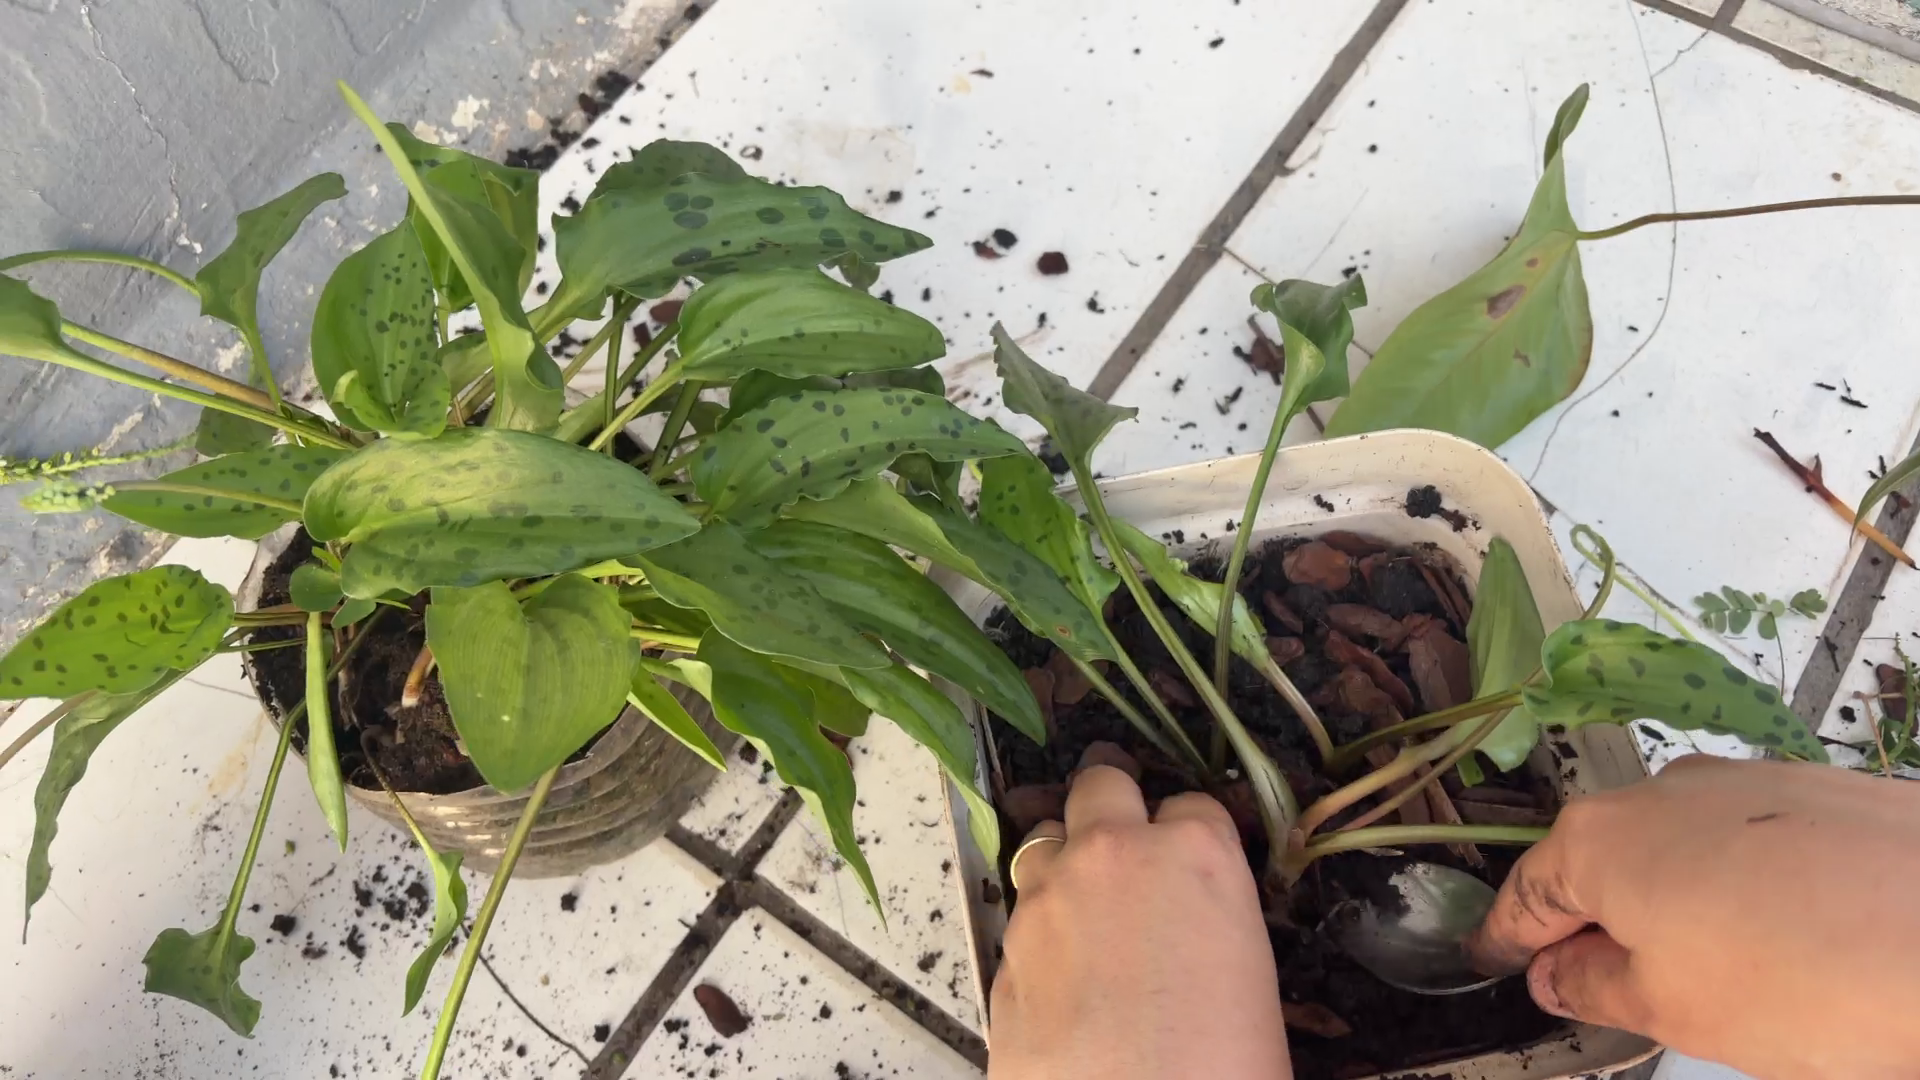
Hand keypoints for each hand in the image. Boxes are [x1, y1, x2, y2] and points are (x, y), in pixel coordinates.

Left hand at [987, 750, 1289, 1079]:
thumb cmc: (1226, 1072)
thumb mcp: (1247, 983)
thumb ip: (1207, 918)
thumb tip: (1184, 920)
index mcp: (1195, 857)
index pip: (1193, 805)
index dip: (1193, 833)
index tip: (1192, 862)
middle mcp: (1114, 852)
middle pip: (1103, 782)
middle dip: (1114, 800)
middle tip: (1123, 837)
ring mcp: (1049, 889)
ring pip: (1046, 834)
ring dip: (1065, 858)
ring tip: (1082, 907)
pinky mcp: (1007, 938)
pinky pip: (1022, 906)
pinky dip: (1040, 921)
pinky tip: (1057, 970)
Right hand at [1465, 754, 1919, 1079]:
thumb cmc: (1807, 982)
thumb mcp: (1681, 1014)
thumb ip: (1593, 990)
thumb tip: (1552, 976)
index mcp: (1592, 843)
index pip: (1526, 898)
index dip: (1506, 937)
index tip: (1492, 960)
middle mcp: (1641, 795)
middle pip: (1600, 866)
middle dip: (1603, 921)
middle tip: (1629, 982)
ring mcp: (1726, 780)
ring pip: (1673, 846)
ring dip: (1678, 895)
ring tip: (1742, 956)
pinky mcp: (1809, 783)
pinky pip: (1749, 835)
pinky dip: (1751, 877)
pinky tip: (1809, 920)